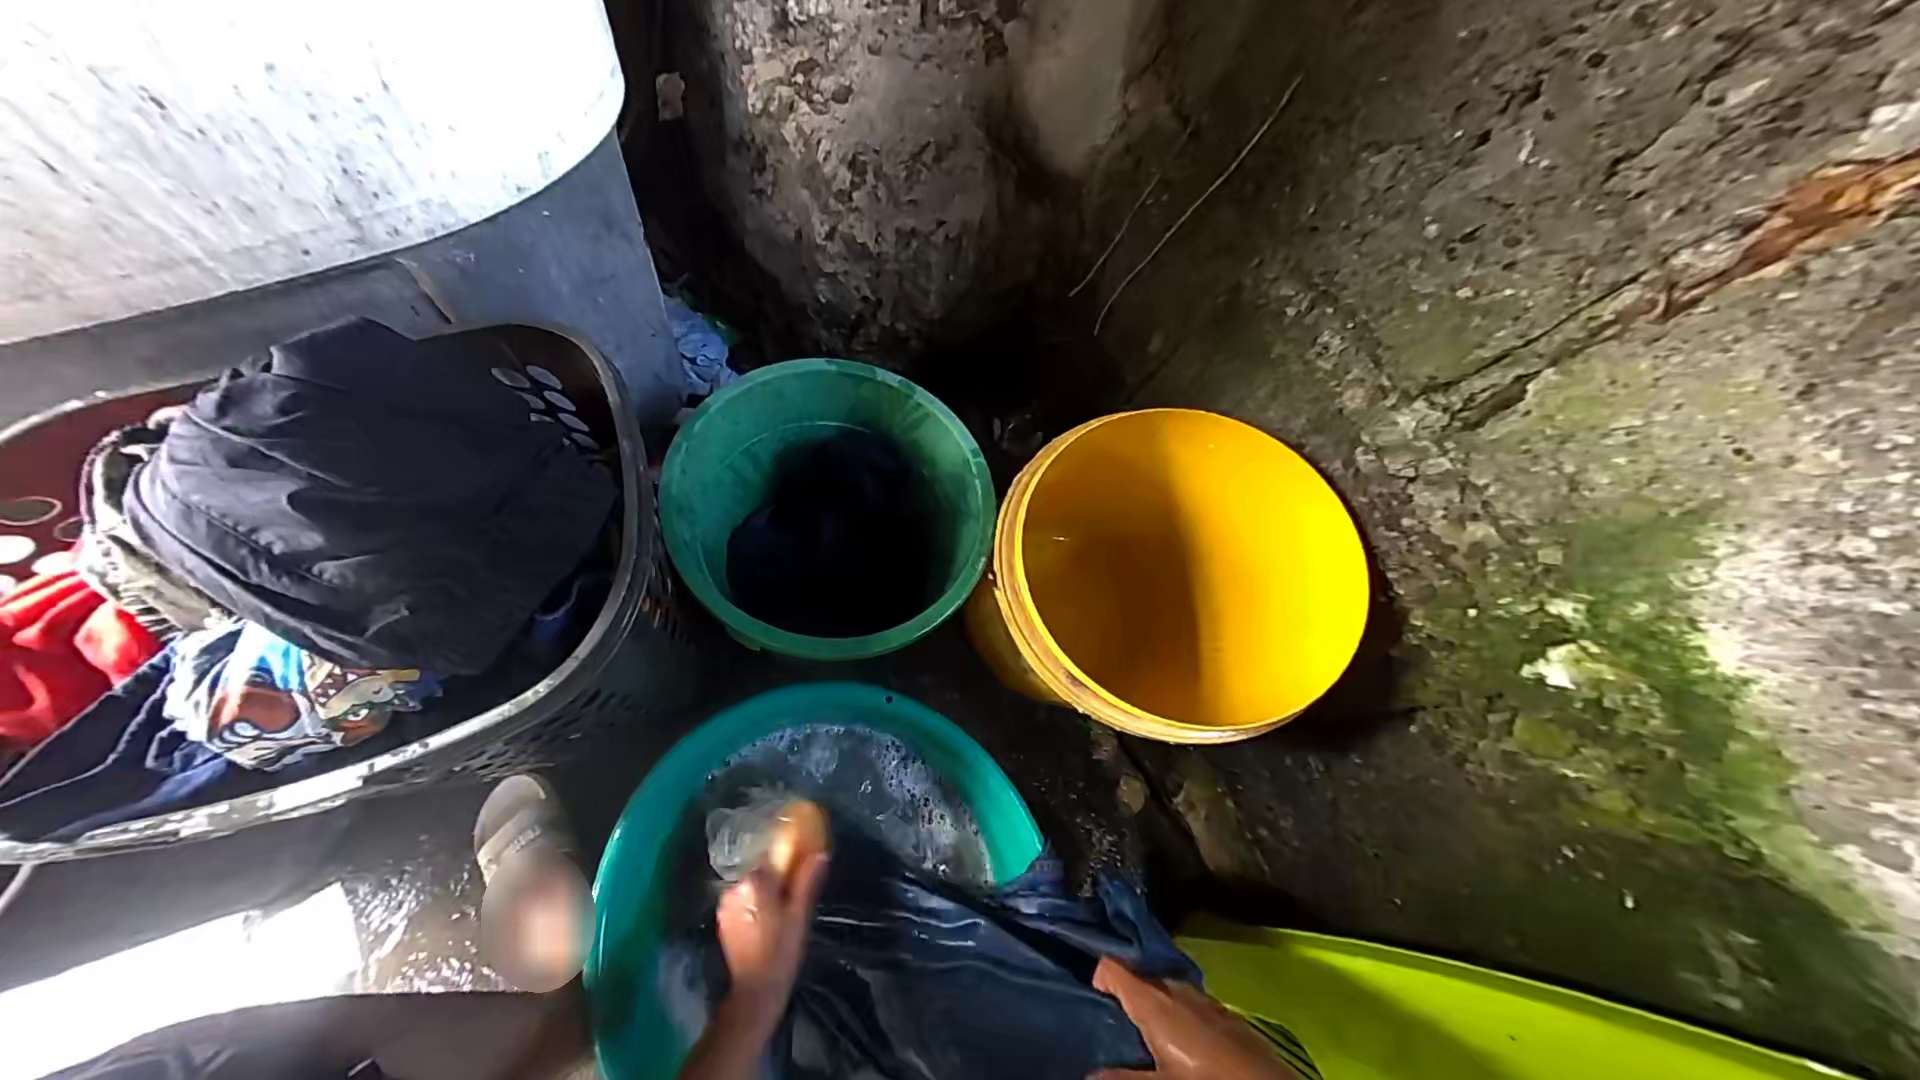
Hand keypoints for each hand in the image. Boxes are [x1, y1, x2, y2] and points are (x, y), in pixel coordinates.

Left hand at [717, 851, 828, 1030]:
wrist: (755, 991)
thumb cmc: (782, 951)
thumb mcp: (800, 915)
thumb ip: (807, 880)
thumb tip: (820, 854)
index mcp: (755, 882)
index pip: (774, 855)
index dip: (789, 861)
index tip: (800, 872)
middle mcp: (735, 887)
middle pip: (761, 870)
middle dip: (776, 879)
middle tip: (791, 898)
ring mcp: (725, 903)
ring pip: (751, 885)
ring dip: (763, 891)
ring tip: (778, 912)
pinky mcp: (721, 917)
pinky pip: (741, 899)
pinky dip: (752, 903)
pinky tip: (763, 921)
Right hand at [1090, 956, 1304, 1079]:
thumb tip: (1088, 1074)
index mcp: (1154, 1002)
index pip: (1113, 967)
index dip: (1098, 976)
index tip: (1090, 997)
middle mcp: (1176, 990)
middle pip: (1141, 977)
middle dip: (1126, 992)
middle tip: (1114, 1020)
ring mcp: (1205, 1000)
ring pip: (1168, 989)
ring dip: (1154, 1003)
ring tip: (1146, 1034)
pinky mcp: (1228, 1017)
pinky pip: (1192, 1004)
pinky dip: (1179, 1015)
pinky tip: (1185, 1046)